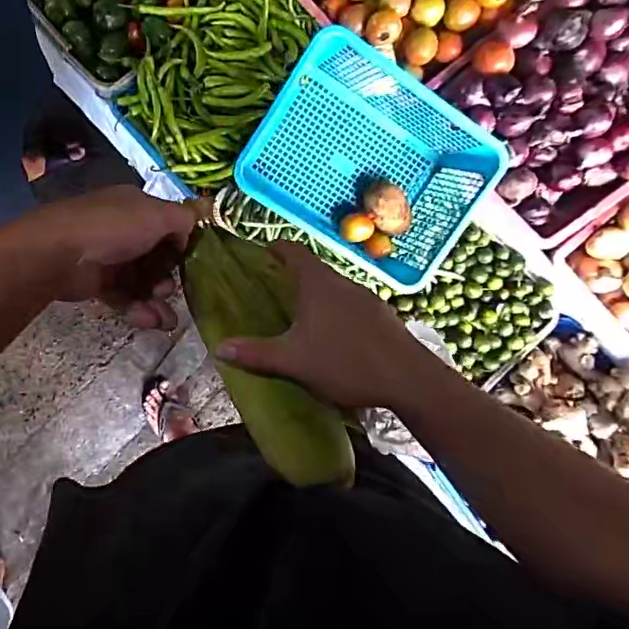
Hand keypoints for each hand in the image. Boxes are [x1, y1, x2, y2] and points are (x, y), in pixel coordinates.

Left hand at [12, 186, 196, 329]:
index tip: (193, 265)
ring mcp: (109, 256)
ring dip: (156, 302)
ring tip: (166, 322)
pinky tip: (149, 322)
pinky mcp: (97, 282)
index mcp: (137, 207)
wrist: (58, 253)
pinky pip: (123, 296)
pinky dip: (137, 309)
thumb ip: (184, 220)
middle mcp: (123, 229)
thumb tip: (195, 229)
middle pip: (156, 258)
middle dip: (168, 280)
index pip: (169, 227)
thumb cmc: (112, 228)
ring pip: (141, 282)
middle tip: (169, 292)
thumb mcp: (157, 214)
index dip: (183, 246)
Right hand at [215, 242, 453, 408]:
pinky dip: (336, 314)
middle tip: (272, 295)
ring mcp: (367, 298)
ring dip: (316, 299)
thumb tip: (219, 347)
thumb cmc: (346, 362)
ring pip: (334, 290)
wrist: (409, 379)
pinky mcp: (383, 317)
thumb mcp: (294, 361)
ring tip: (300, 320)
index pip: (293, 250)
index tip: (260, 255)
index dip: (274, 249)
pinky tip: (334, 339)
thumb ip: (256, 353)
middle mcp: (343, 283)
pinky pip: (351, 307)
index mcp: (318, 284)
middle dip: (292, 279)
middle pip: (313, 271)